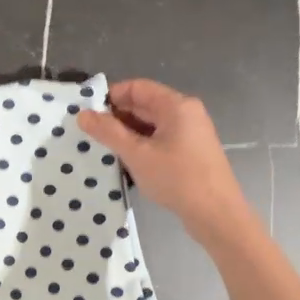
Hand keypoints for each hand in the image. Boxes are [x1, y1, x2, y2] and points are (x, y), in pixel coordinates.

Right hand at [76, 80, 252, 242]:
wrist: (216, 213)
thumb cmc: (176, 178)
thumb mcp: (137, 154)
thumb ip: (108, 132)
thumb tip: (83, 115)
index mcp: (176, 105)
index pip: (137, 87)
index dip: (111, 96)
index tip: (88, 114)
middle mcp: (186, 113)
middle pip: (145, 104)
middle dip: (117, 117)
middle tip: (91, 133)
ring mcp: (190, 132)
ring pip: (151, 123)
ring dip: (128, 133)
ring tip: (104, 148)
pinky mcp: (191, 151)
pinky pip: (160, 138)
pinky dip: (142, 144)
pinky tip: (127, 161)